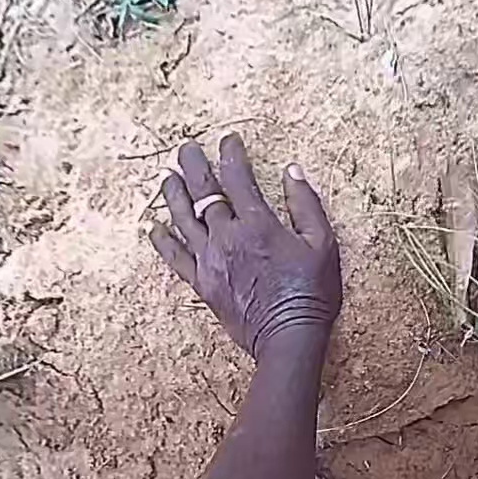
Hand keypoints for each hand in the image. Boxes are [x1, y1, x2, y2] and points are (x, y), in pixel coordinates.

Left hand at [149, 134, 341, 361]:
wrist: (288, 338)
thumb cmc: (311, 294)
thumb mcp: (323, 245)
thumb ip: (306, 205)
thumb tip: (292, 171)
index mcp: (258, 224)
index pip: (237, 177)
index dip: (231, 154)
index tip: (229, 141)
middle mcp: (228, 237)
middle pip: (203, 191)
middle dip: (194, 165)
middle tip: (187, 149)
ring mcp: (211, 261)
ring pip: (184, 218)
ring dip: (173, 194)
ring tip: (167, 178)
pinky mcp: (203, 284)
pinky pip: (176, 257)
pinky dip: (163, 240)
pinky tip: (154, 228)